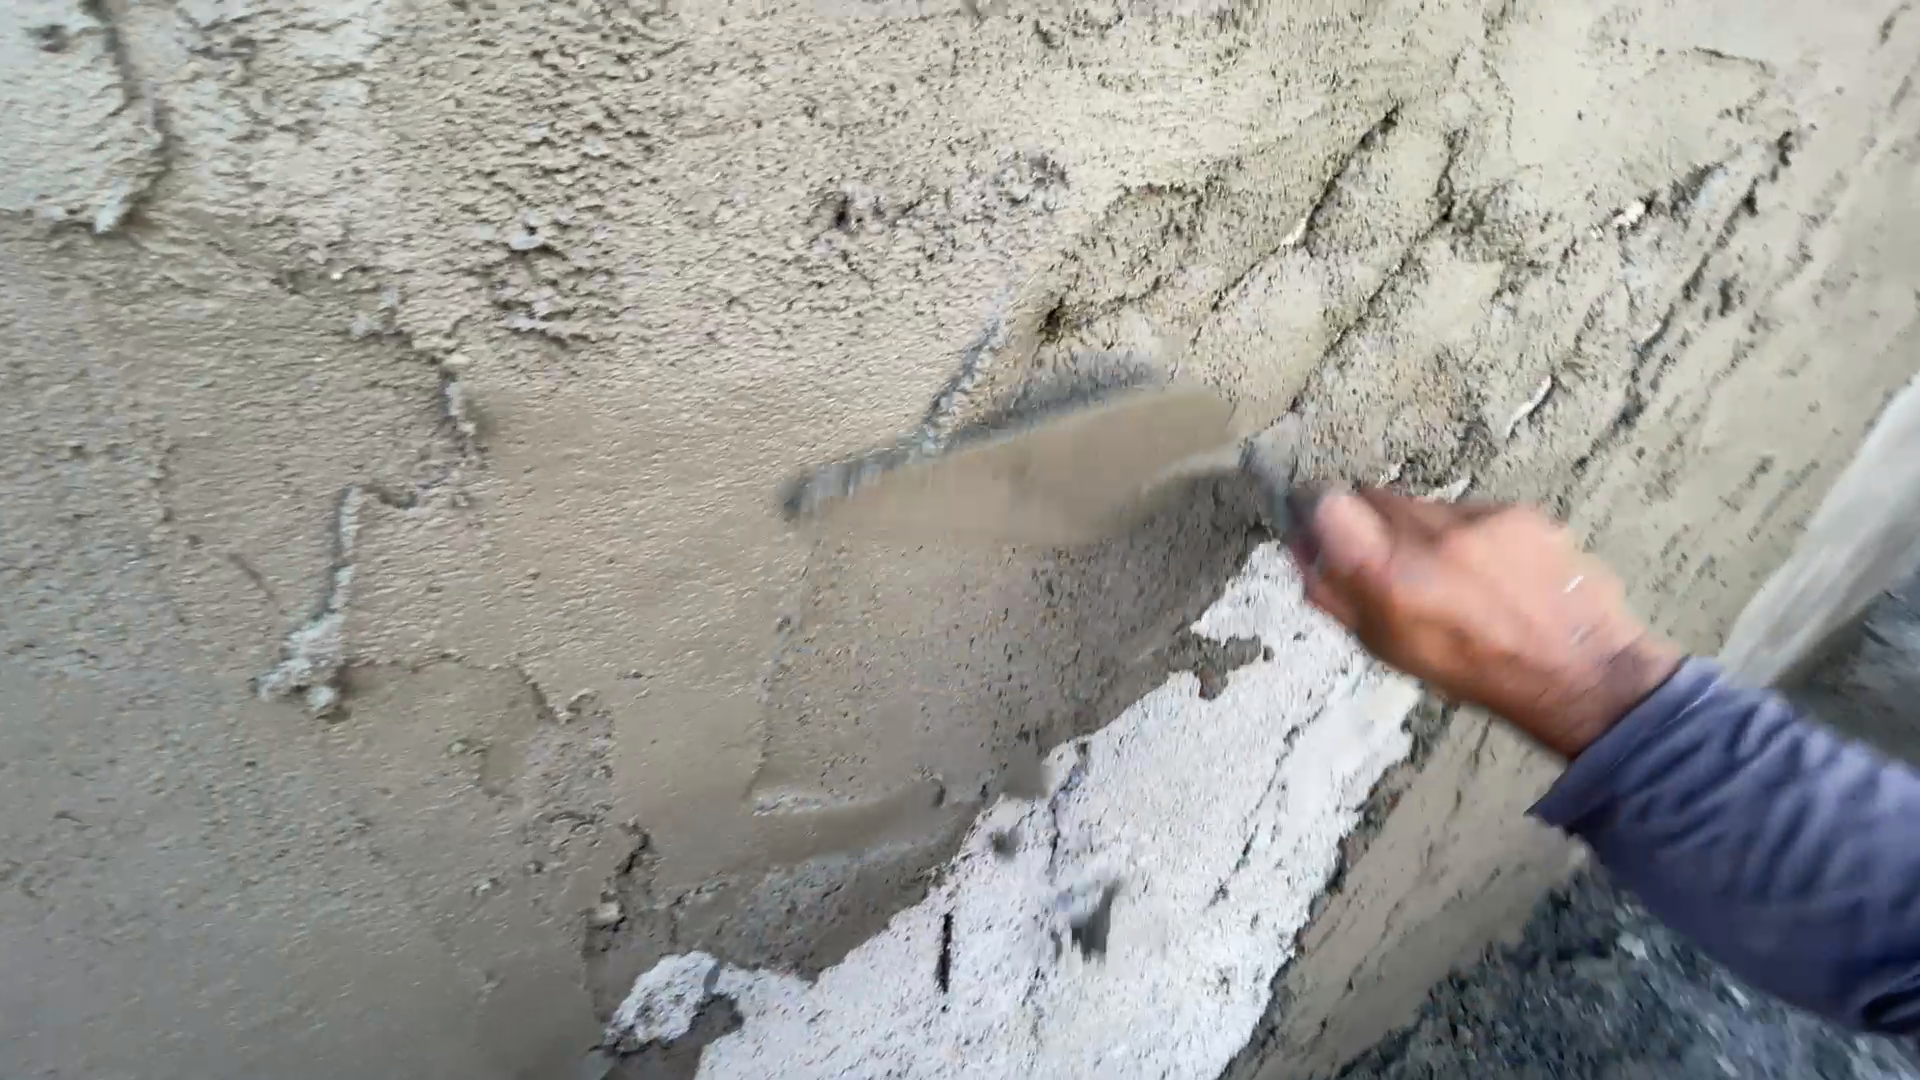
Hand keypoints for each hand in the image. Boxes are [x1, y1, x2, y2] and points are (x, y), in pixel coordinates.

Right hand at [1292, 489, 1682, 757]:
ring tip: (1450, 572)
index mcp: (1388, 577)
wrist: (1579, 672)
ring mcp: (1479, 520)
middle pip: (1372, 496)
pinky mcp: (1519, 511)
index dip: (1321, 510)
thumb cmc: (1465, 668)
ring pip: (1420, 503)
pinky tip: (1489, 569)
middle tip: (1392, 560)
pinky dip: (1466, 532)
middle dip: (1371, 522)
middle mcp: (1430, 537)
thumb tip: (1298, 545)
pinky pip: (1467, 509)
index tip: (1325, 524)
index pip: (1330, 504)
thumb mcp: (1378, 644)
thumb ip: (1330, 590)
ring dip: (1418, 528)